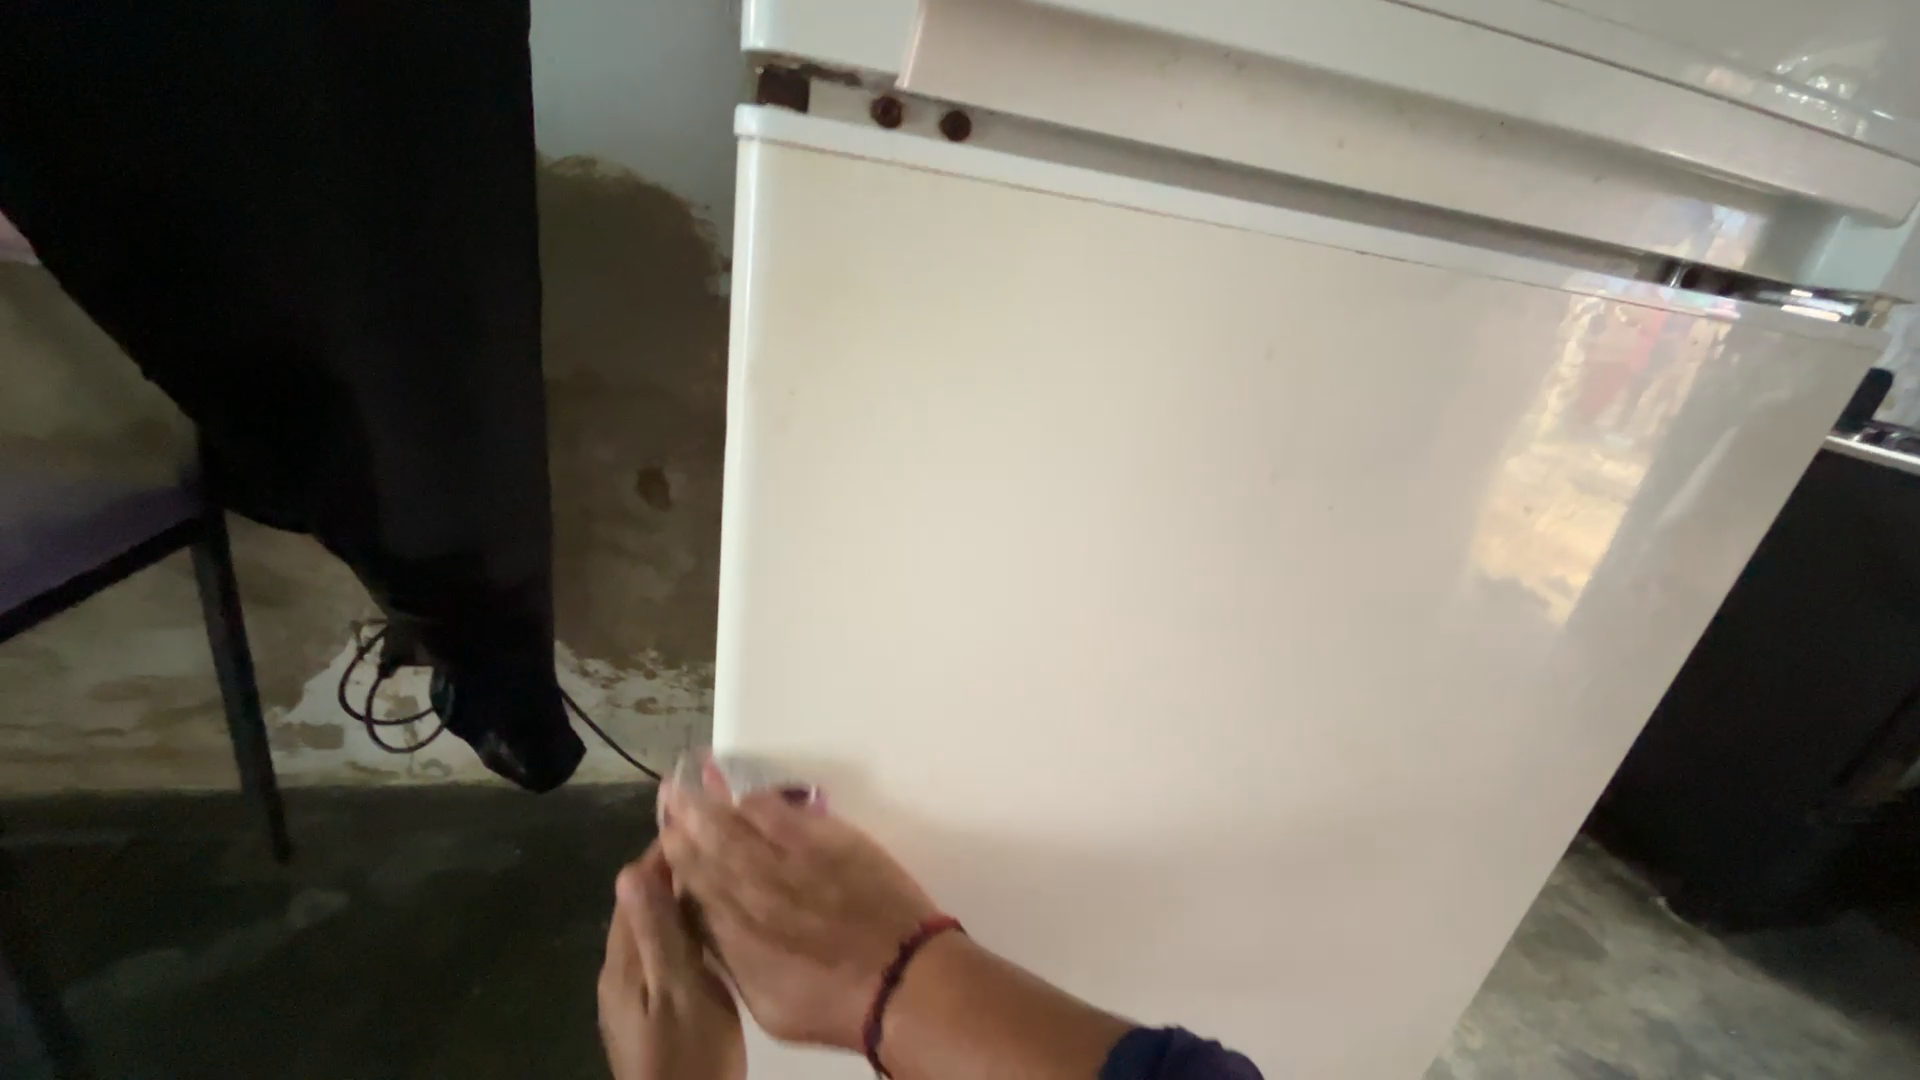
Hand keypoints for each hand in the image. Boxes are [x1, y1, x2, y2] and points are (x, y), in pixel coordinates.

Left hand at [598, 843, 745, 1079]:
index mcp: (623, 960)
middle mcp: (622, 967)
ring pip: (660, 923)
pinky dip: (692, 923)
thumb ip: (657, 931)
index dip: (667, 849)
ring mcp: (637, 988)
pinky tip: (723, 922)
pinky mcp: (657, 1003)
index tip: (706, 822)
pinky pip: (670, 945)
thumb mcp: (678, 990)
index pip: (638, 883)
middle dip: (679, 867)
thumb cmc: (687, 1055)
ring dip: (687, 894)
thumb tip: (630, 869)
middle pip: (646, 900)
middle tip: (729, 842)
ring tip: (731, 871)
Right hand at [659, 762, 940, 1051]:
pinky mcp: (829, 839)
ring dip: (715, 804)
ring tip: (696, 780)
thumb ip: (734, 960)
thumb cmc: (835, 1001)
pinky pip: (785, 813)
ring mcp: (793, 861)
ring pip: (742, 826)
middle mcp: (757, 893)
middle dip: (687, 820)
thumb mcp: (768, 1003)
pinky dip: (761, 802)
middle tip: (670, 793)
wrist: (900, 974)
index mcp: (739, 937)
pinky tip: (747, 794)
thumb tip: (714, 929)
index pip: (696, 890)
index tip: (666, 836)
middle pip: (712, 849)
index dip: (679, 859)